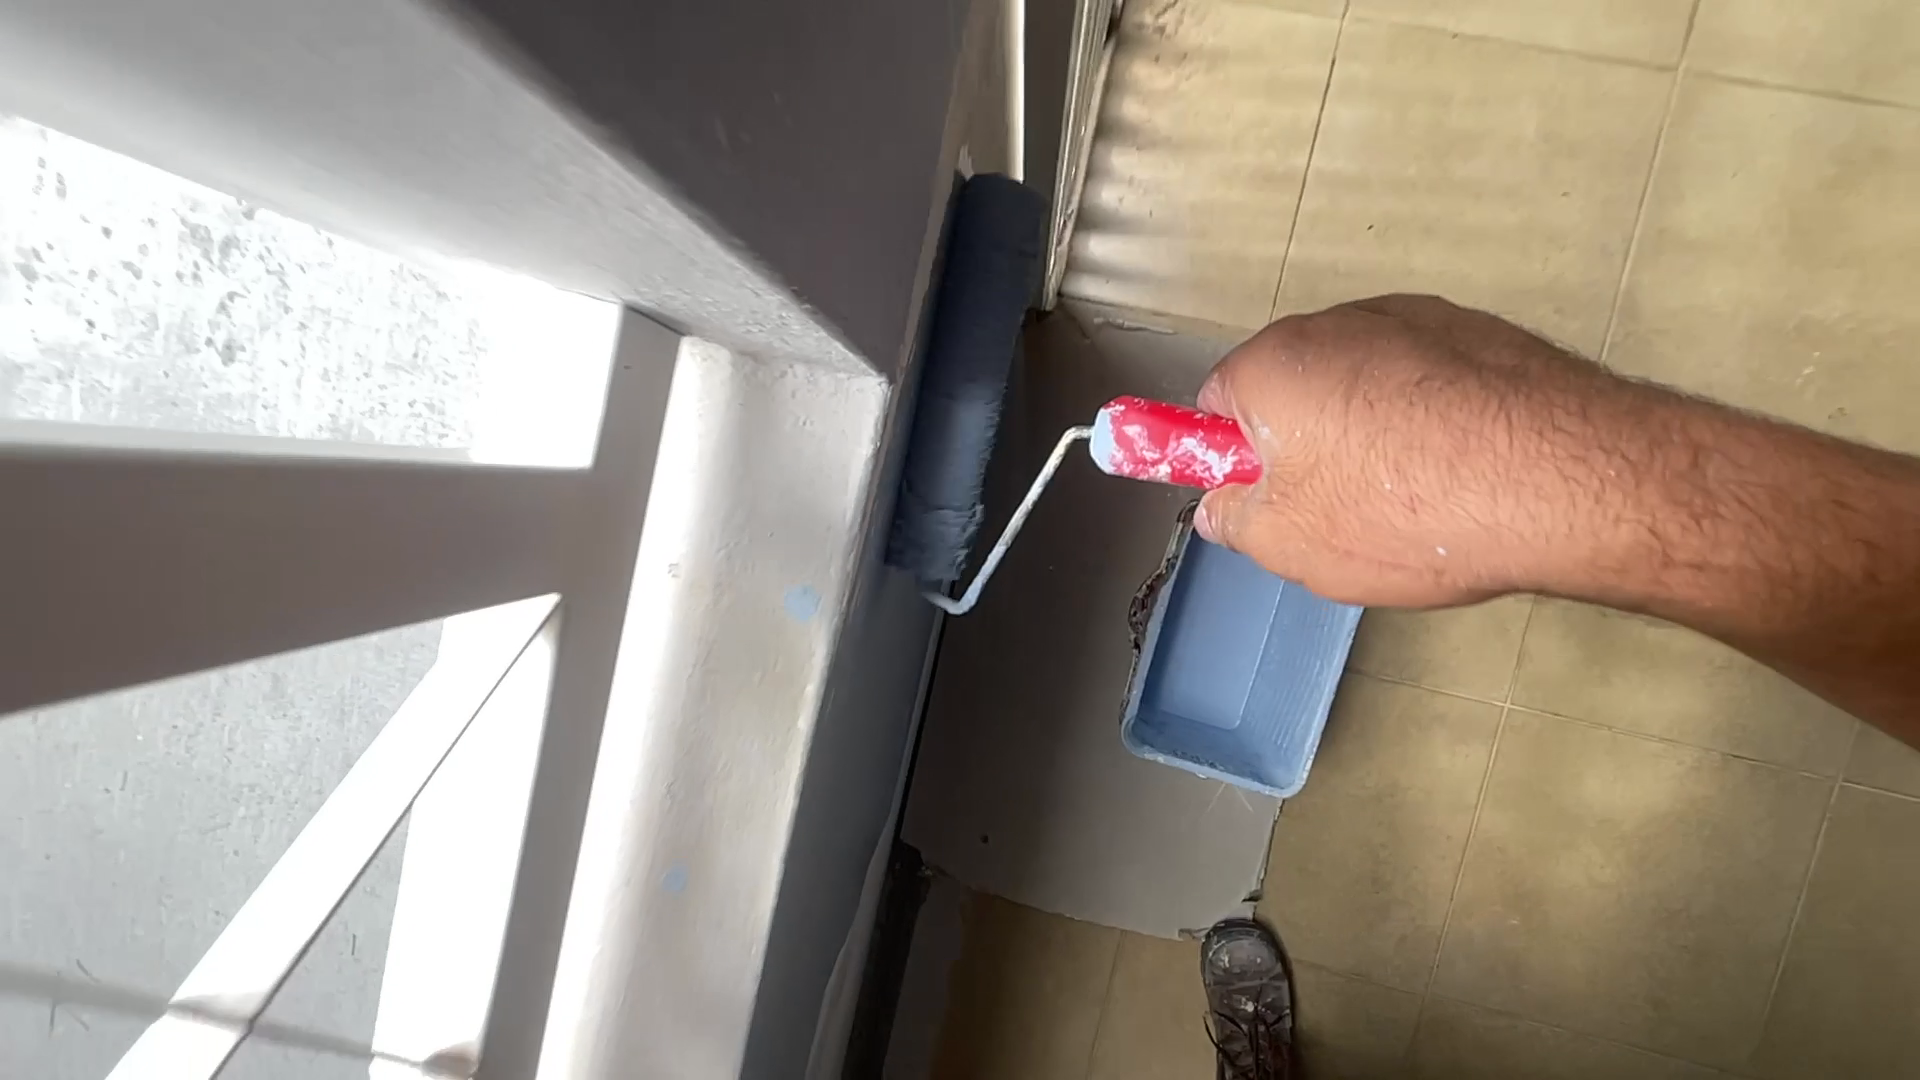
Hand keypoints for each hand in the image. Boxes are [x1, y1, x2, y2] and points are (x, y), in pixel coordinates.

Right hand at [1194, 294, 1635, 607]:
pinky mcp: (1477, 329)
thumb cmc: (1401, 511)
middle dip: (1294, 442)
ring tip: (1407, 490)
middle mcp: (1332, 323)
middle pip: (1285, 388)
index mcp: (1271, 364)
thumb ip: (1229, 518)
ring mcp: (1412, 317)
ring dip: (1358, 428)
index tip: (1261, 493)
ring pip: (1353, 383)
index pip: (1212, 403)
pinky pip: (1417, 376)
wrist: (1575, 483)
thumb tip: (1220, 506)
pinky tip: (1456, 464)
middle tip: (1331, 503)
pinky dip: (1420, 415)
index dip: (1230, 456)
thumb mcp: (1283, 541)